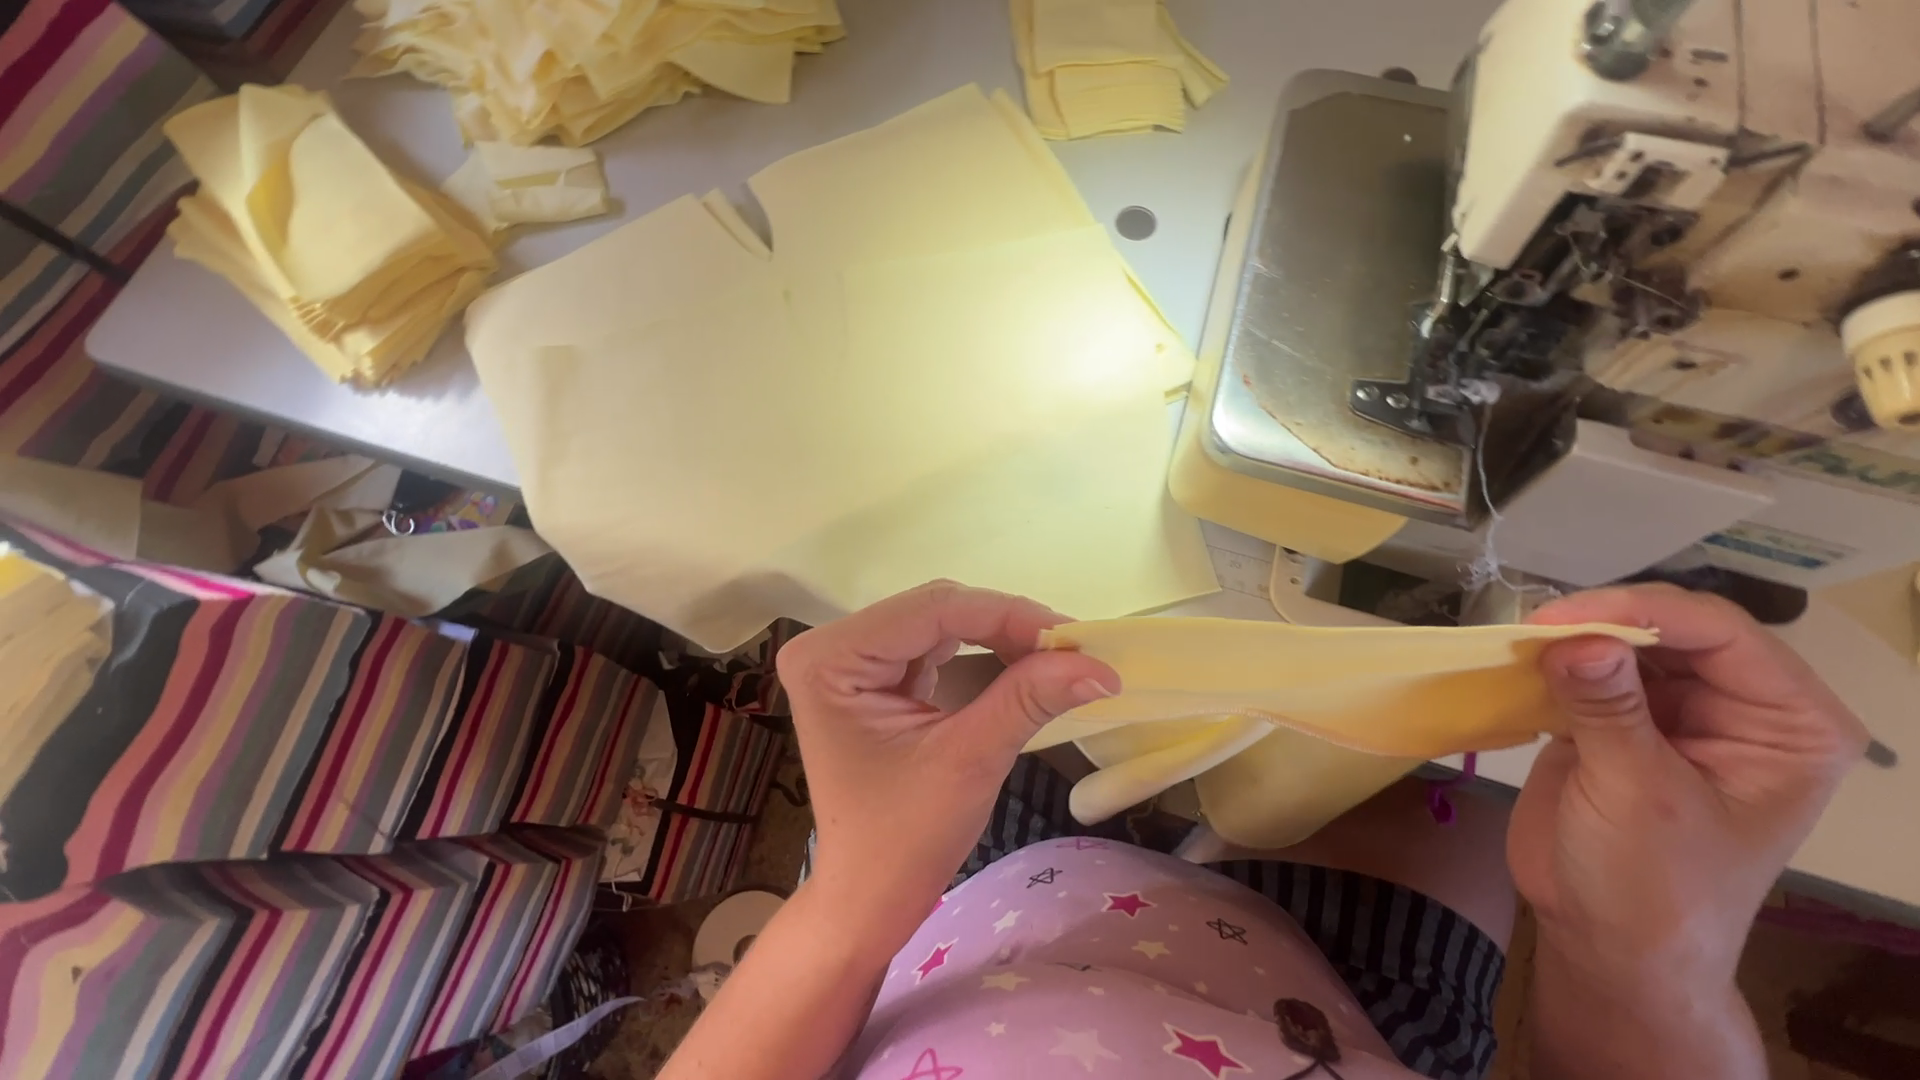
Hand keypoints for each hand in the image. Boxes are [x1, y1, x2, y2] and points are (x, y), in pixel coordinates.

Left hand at [776, 582, 1118, 932]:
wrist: (870, 897)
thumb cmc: (905, 840)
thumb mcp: (969, 760)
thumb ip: (1028, 699)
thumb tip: (1099, 666)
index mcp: (830, 659)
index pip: (932, 610)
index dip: (1008, 616)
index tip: (1074, 638)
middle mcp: (832, 646)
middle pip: (935, 610)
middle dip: (1007, 626)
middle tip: (1073, 650)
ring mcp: (850, 660)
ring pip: (940, 623)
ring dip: (1000, 636)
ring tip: (1056, 657)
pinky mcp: (872, 677)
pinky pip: (935, 646)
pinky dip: (983, 652)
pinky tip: (1022, 663)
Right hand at [1510, 583, 1868, 988]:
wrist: (1604, 936)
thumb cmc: (1651, 882)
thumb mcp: (1637, 795)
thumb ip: (1609, 710)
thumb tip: (1572, 637)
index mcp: (1786, 725)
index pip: (1724, 636)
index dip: (1643, 614)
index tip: (1557, 620)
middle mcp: (1738, 708)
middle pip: (1673, 630)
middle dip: (1603, 621)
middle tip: (1529, 628)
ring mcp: (1674, 713)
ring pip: (1625, 643)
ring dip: (1571, 638)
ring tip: (1516, 640)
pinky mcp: (1617, 722)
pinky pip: (1587, 670)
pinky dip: (1549, 661)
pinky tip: (1516, 661)